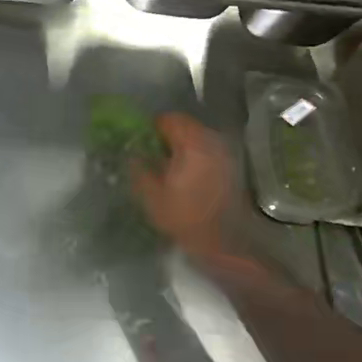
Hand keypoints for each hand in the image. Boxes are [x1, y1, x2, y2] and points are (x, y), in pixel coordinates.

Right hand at [129, 113, 244, 261]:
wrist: (222, 242)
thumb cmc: (184, 217)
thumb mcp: (152, 196)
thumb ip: (139, 170)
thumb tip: (131, 155)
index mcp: (192, 144)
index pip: (170, 119)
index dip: (153, 127)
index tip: (141, 140)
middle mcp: (212, 142)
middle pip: (187, 126)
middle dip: (168, 135)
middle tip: (152, 152)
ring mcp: (225, 154)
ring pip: (199, 138)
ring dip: (183, 145)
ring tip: (168, 165)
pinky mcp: (230, 168)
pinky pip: (209, 151)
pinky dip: (195, 156)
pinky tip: (185, 174)